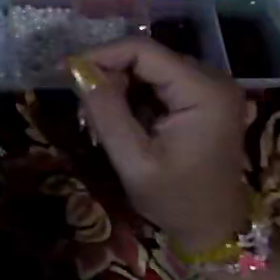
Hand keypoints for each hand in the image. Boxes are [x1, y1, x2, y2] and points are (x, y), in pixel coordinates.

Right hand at [67, 38, 250, 252]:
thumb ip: (107, 113)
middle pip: (146, 57)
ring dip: (117, 86)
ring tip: (98, 120)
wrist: (215, 228)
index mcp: (203, 93)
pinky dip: (132, 95)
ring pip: (149, 68)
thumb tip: (78, 72)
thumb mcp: (134, 161)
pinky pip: (158, 82)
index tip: (64, 72)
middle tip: (83, 109)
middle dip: (107, 75)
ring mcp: (210, 89)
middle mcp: (212, 80)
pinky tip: (120, 122)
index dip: (100, 55)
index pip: (143, 51)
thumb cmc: (176, 200)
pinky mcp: (203, 99)